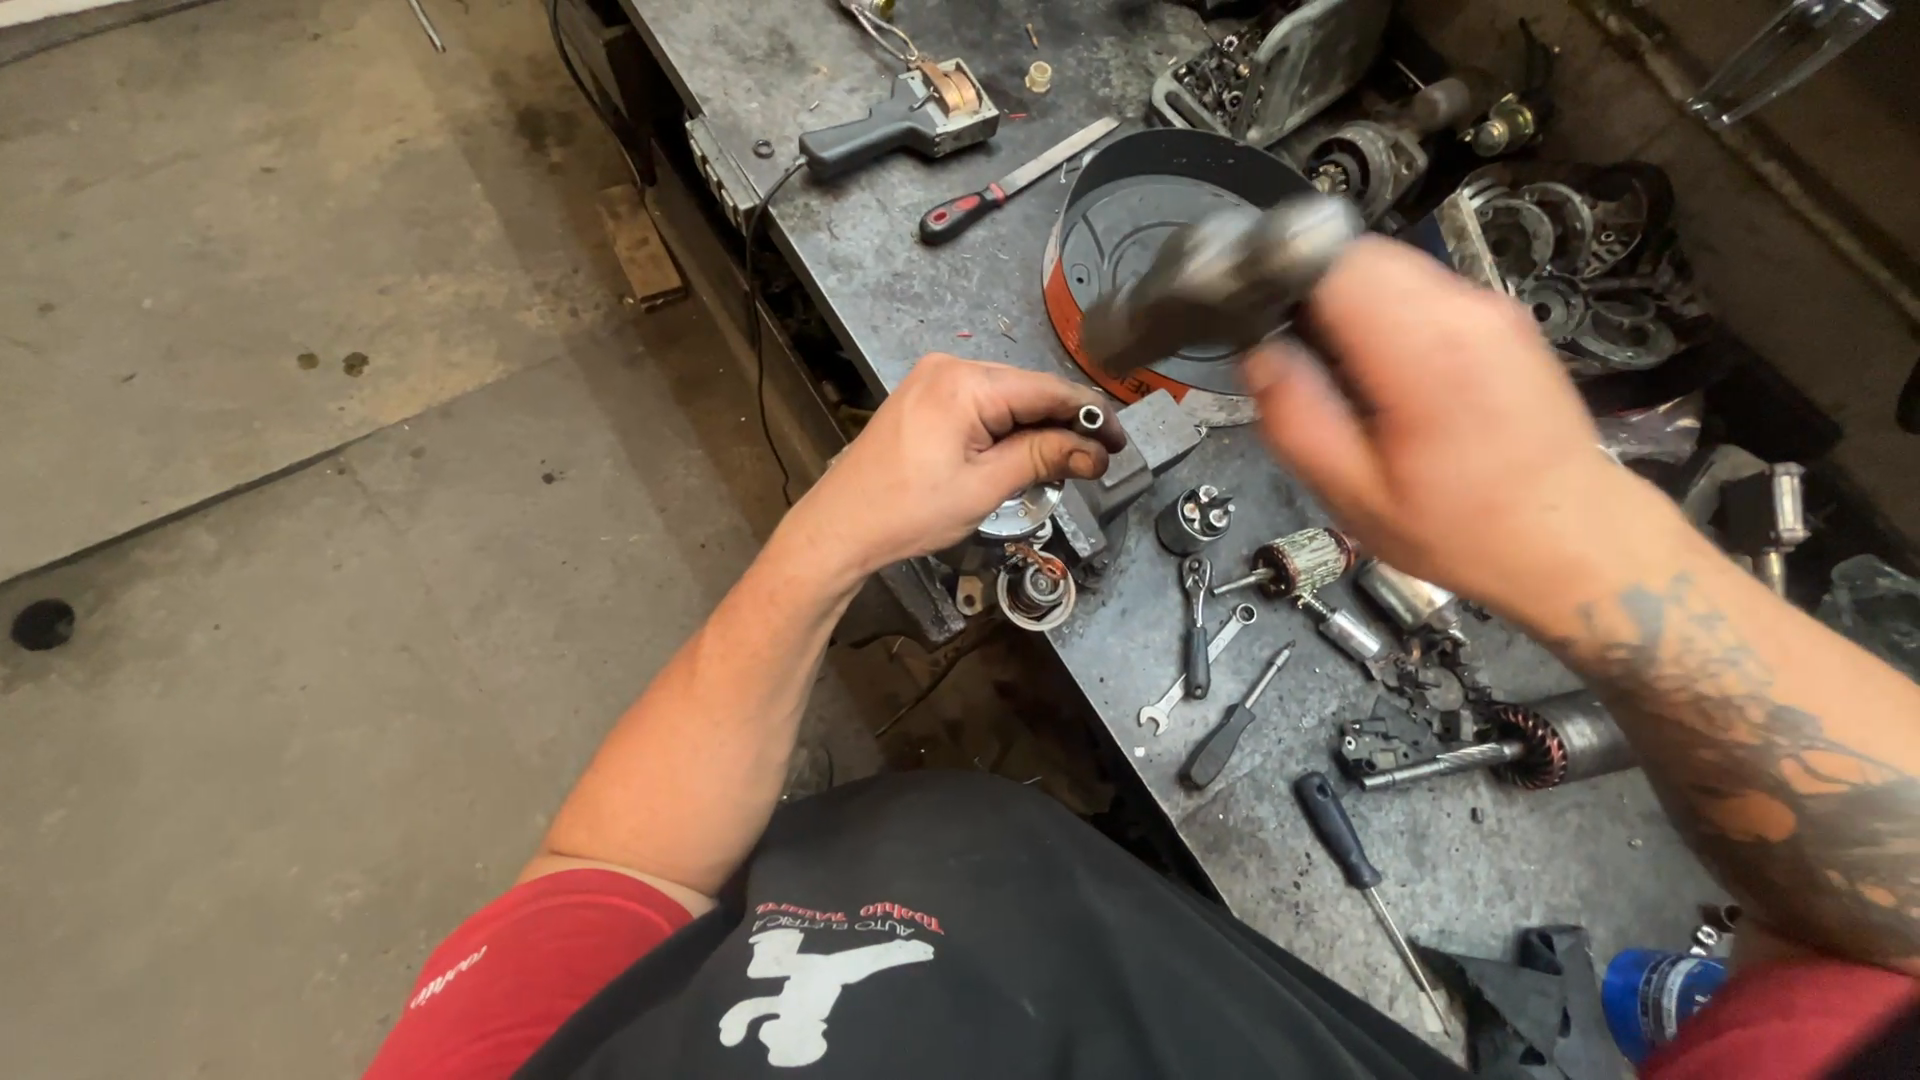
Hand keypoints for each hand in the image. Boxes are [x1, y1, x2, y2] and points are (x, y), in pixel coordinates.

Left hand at [783, 354, 1121, 580]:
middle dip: (1064, 423)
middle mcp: (949, 367)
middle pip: (1028, 389)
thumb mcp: (985, 487)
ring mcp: (931, 380)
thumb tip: (1095, 452)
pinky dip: (1005, 428)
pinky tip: (1021, 453)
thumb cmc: (908, 511)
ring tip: (1064, 464)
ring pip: (1005, 397)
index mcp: (966, 382)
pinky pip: (979, 404)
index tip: (1119, 444)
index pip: (1048, 389)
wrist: (839, 527)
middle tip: (1095, 461)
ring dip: (1035, 428)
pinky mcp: (922, 398)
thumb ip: (1044, 458)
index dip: (1091, 415)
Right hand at [1247, 237, 1638, 608]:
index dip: (1281, 278)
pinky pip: (1414, 287)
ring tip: (1329, 366)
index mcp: (1425, 353)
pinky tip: (1371, 368)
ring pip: (1385, 266)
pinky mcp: (1495, 315)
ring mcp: (1487, 307)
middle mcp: (1464, 311)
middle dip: (1306, 291)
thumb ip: (1296, 421)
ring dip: (1340, 301)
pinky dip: (1375, 311)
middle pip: (1358, 255)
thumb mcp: (1352, 493)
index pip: (1336, 263)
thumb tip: (1258, 360)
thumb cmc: (1458, 527)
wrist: (1565, 534)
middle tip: (1285, 352)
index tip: (1254, 317)